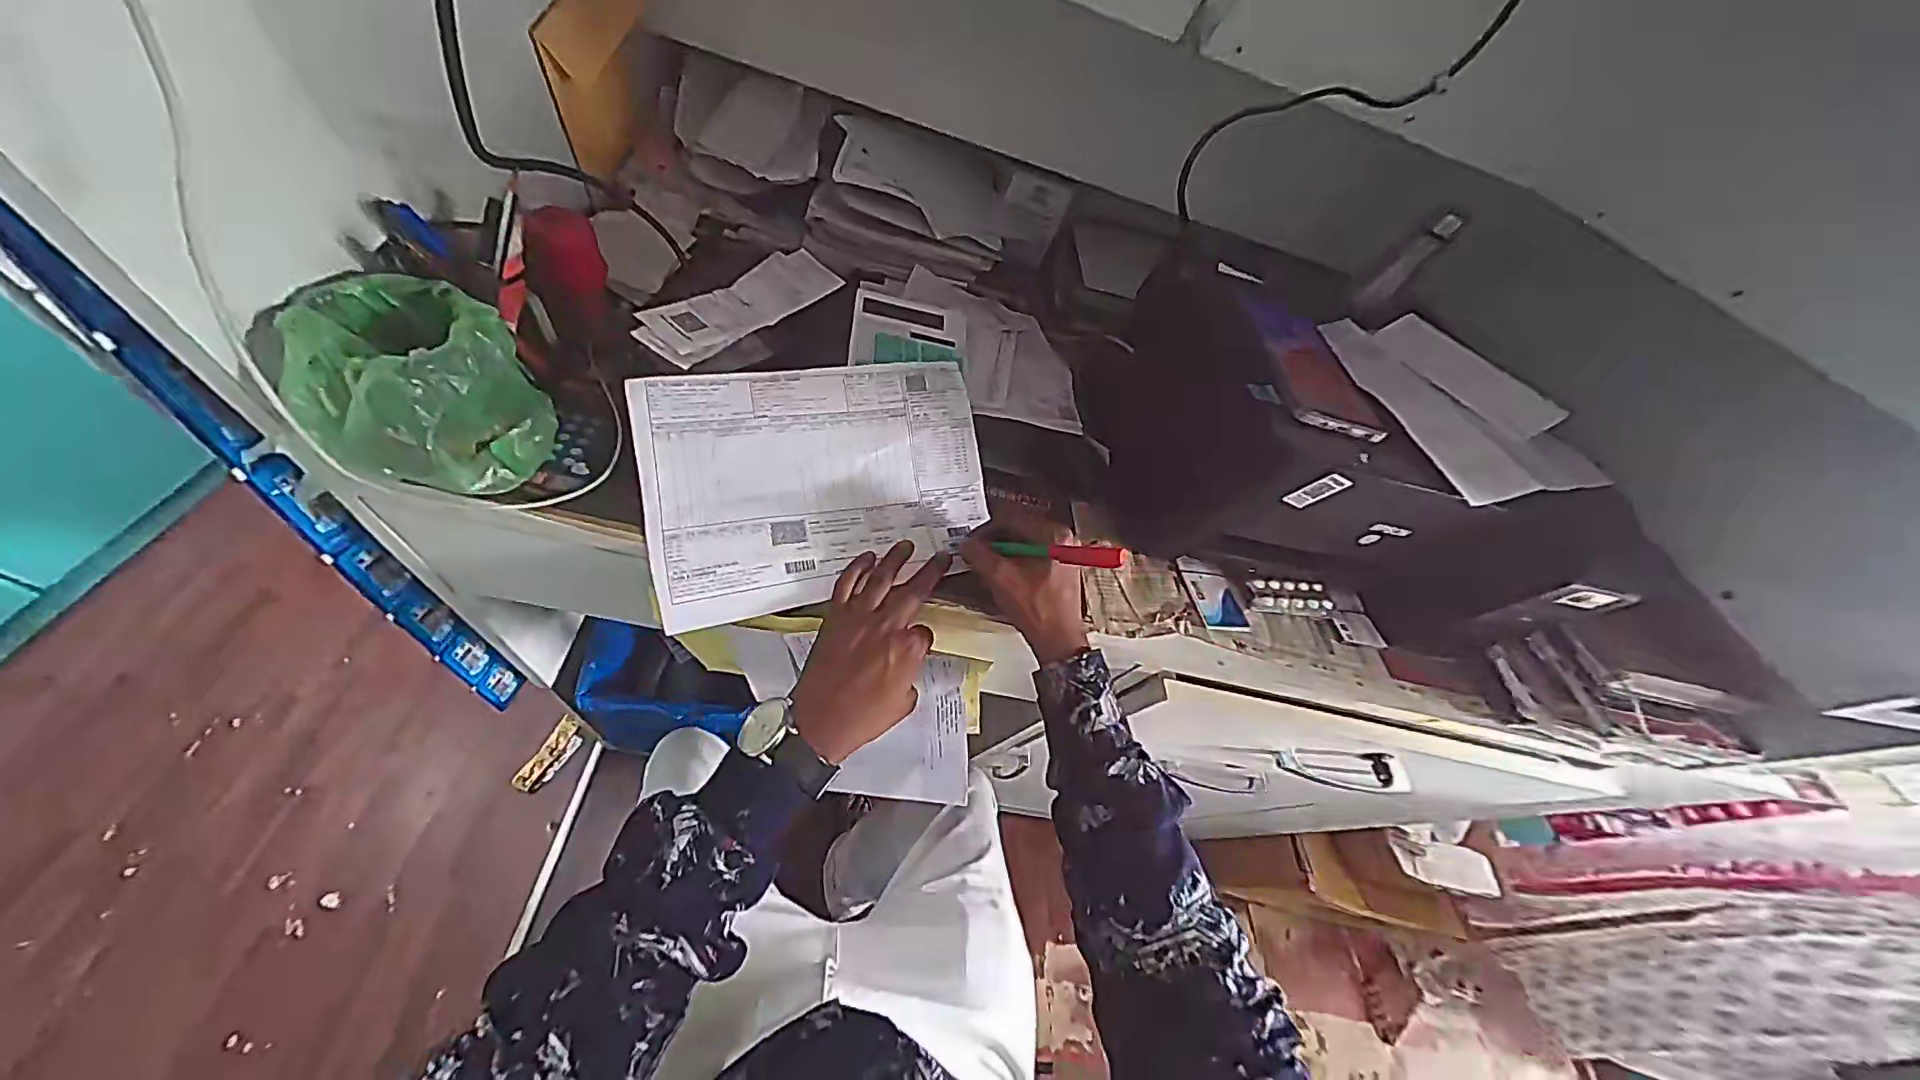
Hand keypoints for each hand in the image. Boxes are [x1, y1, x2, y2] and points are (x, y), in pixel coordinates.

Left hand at [789, 541, 949, 764]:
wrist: (818, 721)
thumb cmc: (859, 717)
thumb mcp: (902, 702)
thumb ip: (910, 673)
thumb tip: (908, 662)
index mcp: (906, 649)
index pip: (925, 631)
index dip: (924, 636)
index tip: (920, 641)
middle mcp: (884, 627)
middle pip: (914, 590)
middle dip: (931, 571)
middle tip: (940, 558)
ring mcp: (858, 618)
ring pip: (882, 578)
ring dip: (897, 559)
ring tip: (906, 547)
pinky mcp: (836, 617)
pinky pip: (848, 583)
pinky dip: (858, 568)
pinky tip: (868, 558)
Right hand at [961, 514, 1090, 664]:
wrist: (1058, 641)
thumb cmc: (1038, 612)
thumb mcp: (1000, 578)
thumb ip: (979, 555)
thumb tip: (966, 544)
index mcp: (1053, 536)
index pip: (1011, 518)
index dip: (985, 530)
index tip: (971, 541)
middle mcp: (1062, 540)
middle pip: (1018, 529)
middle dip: (993, 542)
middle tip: (975, 552)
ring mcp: (1062, 554)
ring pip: (1022, 543)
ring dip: (1001, 552)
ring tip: (985, 565)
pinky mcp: (1059, 568)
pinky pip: (1030, 556)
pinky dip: (1013, 562)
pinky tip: (1000, 575)